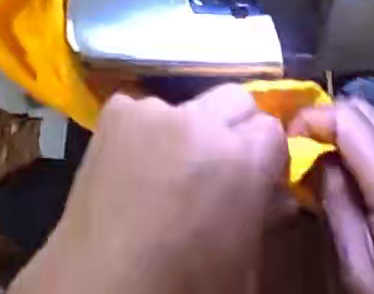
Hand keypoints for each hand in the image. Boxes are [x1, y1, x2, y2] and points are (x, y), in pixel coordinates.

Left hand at [12, 86, 290, 293]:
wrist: (101, 285)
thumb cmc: (184, 287)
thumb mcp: (244, 265)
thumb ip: (263, 214)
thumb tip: (273, 192)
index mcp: (239, 159)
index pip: (272, 128)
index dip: (267, 156)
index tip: (259, 179)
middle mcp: (198, 120)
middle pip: (234, 98)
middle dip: (235, 129)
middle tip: (219, 170)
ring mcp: (152, 109)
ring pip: (186, 106)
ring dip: (186, 131)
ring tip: (166, 173)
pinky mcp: (115, 110)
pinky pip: (141, 110)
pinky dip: (144, 132)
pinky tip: (132, 168)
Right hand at [292, 99, 373, 293]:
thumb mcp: (360, 277)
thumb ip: (337, 207)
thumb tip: (321, 163)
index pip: (347, 117)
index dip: (311, 118)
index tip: (287, 141)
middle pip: (372, 117)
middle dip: (333, 125)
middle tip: (306, 154)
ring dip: (361, 147)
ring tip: (341, 183)